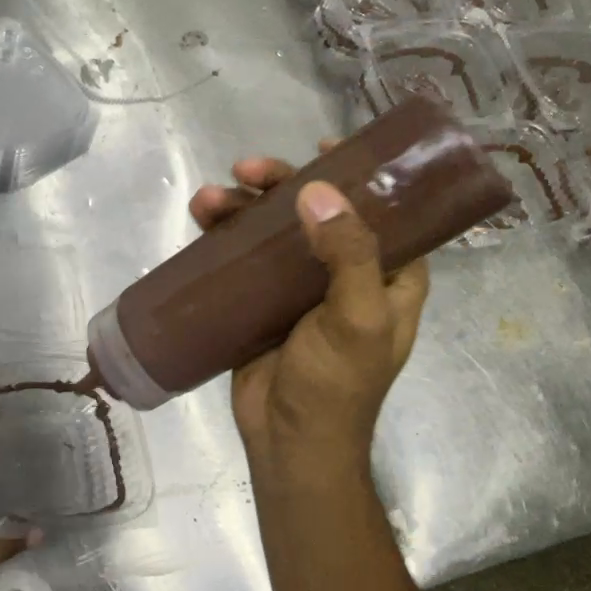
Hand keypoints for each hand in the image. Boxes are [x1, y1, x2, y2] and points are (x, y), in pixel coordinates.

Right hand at [189, 147, 429, 468]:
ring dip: (243, 206)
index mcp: (389, 276)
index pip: (383, 211)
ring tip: (207, 199)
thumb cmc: (336, 386)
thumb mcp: (357, 319)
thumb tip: (319, 191)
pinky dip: (225, 234)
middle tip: (247, 169)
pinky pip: (245, 256)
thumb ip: (348, 255)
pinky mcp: (262, 301)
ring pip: (275, 230)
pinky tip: (201, 219)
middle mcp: (347, 274)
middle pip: (317, 211)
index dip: (359, 175)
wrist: (288, 444)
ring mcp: (300, 287)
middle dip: (282, 184)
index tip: (325, 147)